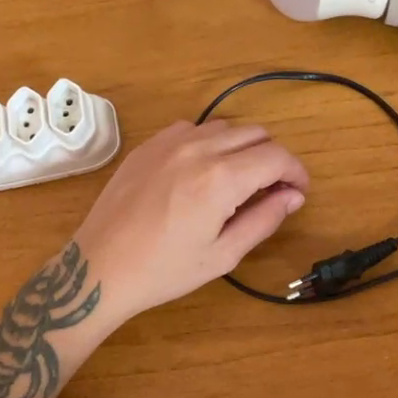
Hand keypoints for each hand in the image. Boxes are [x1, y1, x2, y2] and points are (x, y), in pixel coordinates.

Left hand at [72, 120, 308, 320]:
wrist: (100, 266)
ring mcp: (169, 142)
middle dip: (272, 158)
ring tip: (238, 181)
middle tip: (271, 189)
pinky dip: (209, 143)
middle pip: (255, 133)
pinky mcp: (148, 145)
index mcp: (221, 179)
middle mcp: (198, 149)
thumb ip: (263, 219)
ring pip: (224, 127)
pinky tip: (201, 171)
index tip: (298, 190)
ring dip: (242, 147)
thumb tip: (293, 196)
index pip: (276, 156)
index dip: (296, 171)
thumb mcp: (222, 255)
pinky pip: (192, 129)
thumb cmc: (164, 270)